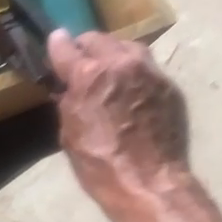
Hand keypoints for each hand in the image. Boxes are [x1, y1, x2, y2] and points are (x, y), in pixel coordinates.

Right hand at [49, 29, 191, 213]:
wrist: (148, 181)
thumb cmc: (98, 164)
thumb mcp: (69, 133)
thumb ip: (68, 102)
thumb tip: (67, 88)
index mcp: (89, 75)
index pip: (65, 46)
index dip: (56, 46)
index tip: (54, 47)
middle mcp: (120, 63)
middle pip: (98, 39)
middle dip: (85, 49)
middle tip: (79, 65)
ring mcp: (149, 71)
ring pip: (126, 47)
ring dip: (111, 55)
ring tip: (106, 73)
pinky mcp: (168, 85)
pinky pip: (145, 67)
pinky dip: (132, 73)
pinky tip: (128, 92)